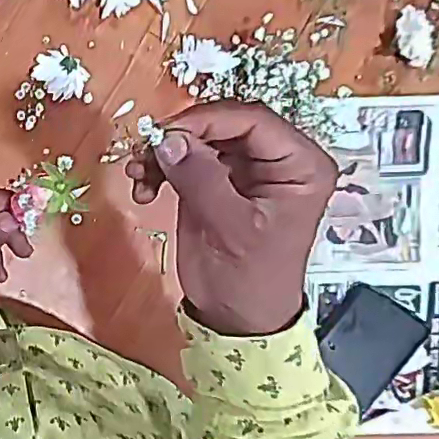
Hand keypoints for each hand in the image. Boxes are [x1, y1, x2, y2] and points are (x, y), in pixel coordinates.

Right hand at [127, 102, 337, 335]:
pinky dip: (161, 168)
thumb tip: (169, 139)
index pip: (253, 120)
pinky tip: (144, 187)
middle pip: (222, 124)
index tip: (167, 134)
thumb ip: (202, 179)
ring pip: (198, 138)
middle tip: (147, 153)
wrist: (237, 319)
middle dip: (180, 136)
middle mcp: (275, 159)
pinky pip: (185, 159)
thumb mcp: (231, 230)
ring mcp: (243, 169)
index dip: (207, 120)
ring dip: (164, 152)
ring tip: (139, 174)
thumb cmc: (251, 279)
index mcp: (299, 165)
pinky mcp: (216, 181)